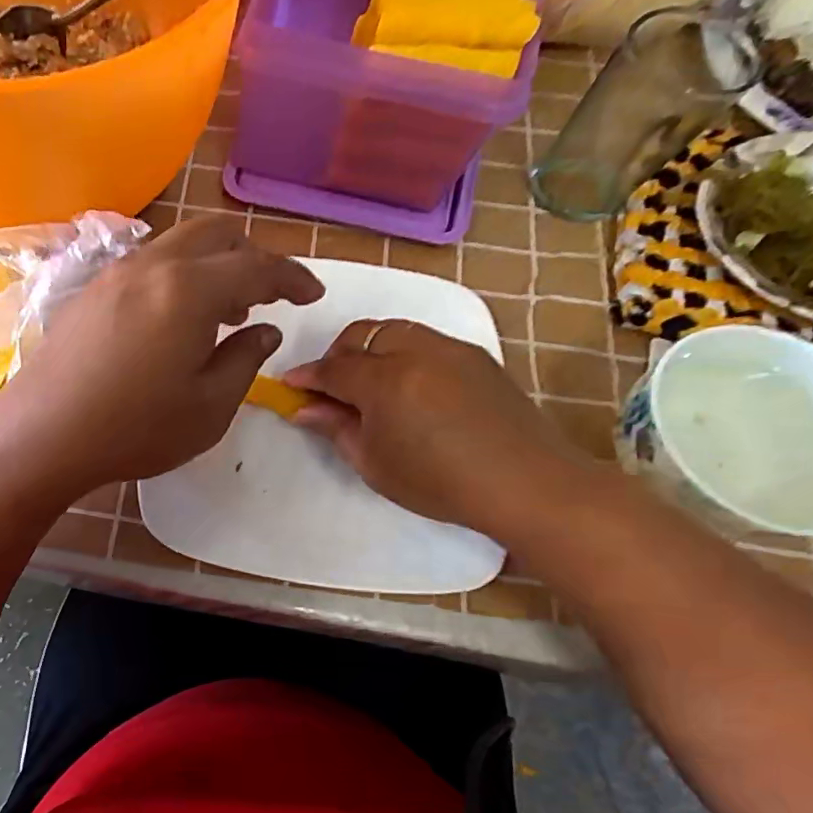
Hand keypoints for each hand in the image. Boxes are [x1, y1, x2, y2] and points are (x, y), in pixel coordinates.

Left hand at [0, 217, 323, 500]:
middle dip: (251, 258)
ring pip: (178, 245)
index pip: (258, 266)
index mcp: (190, 289)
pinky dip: (177, 276)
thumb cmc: (136, 429)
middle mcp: (153, 265)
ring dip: (212, 266)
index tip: (312, 294)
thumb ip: (245, 360)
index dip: (293, 277)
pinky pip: (148, 264)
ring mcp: (115, 274)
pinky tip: (173, 321)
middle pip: (216, 234)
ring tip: (222, 313)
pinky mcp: (90, 291)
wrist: (44, 435)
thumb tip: (265, 330)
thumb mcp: (209, 407)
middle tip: (264, 299)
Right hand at [282, 319, 608, 536]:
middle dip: (338, 356)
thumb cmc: (438, 482)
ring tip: (369, 384)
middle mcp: (416, 351)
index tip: (290, 386)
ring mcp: (449, 349)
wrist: (523, 482)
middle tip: (331, 388)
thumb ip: (337, 428)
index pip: (333, 368)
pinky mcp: (475, 356)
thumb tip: (305, 409)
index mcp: (385, 380)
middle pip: (363, 335)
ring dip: (371, 349)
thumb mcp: (374, 464)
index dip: (307, 377)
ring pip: (395, 330)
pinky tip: (409, 386)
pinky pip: (426, 340)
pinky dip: (404, 353)